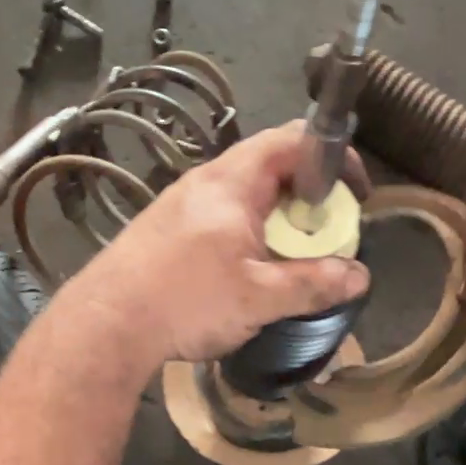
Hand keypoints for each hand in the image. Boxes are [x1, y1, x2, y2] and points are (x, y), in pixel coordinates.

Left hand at [59, 122, 371, 364]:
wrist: (106, 324)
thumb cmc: (185, 301)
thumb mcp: (258, 296)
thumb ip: (312, 284)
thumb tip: (359, 277)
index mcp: (233, 181)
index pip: (294, 139)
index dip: (334, 158)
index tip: (354, 195)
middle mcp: (206, 181)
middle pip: (272, 168)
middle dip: (308, 199)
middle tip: (326, 236)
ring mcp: (182, 204)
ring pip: (246, 198)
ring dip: (278, 222)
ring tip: (292, 260)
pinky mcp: (167, 231)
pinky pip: (222, 220)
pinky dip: (249, 237)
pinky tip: (248, 274)